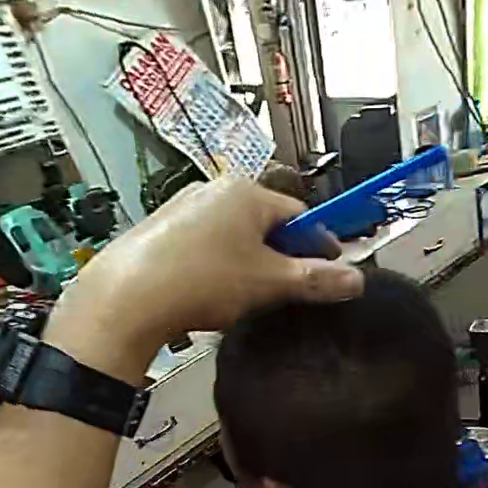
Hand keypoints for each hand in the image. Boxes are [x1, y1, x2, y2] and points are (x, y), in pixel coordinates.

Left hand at [44, 177, 360, 380]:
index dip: (321, 245)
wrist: (127, 297)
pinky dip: (225, 263)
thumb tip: (360, 279)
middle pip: (270, 222)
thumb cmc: (208, 280)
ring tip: (254, 295)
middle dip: (286, 254)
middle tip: (293, 289)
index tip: (331, 273)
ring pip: (239, 234)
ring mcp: (185, 206)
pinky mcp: (163, 228)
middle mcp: (216, 190)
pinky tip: (218, 291)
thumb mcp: (271, 283)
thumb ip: (317, 279)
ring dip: (256, 261)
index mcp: (248, 192)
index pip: (302, 214)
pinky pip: (211, 242)